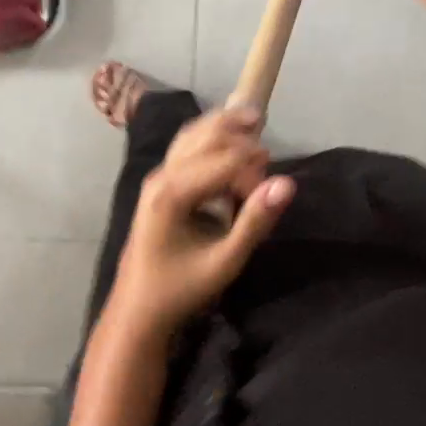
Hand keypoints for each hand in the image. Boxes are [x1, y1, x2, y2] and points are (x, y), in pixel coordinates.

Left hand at [107, 108, 296, 337]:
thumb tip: (287, 184)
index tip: (273, 186)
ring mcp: (157, 178)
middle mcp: (161, 176)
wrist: (138, 308)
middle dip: (237, 134)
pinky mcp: (159, 184)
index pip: (223, 160)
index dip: (253, 166)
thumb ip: (255, 221)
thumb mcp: (225, 262)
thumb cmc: (181, 289)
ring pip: (192, 136)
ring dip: (222, 126)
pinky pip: (186, 148)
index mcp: (173, 194)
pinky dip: (209, 138)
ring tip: (253, 117)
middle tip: (267, 133)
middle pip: (205, 137)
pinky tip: (227, 138)